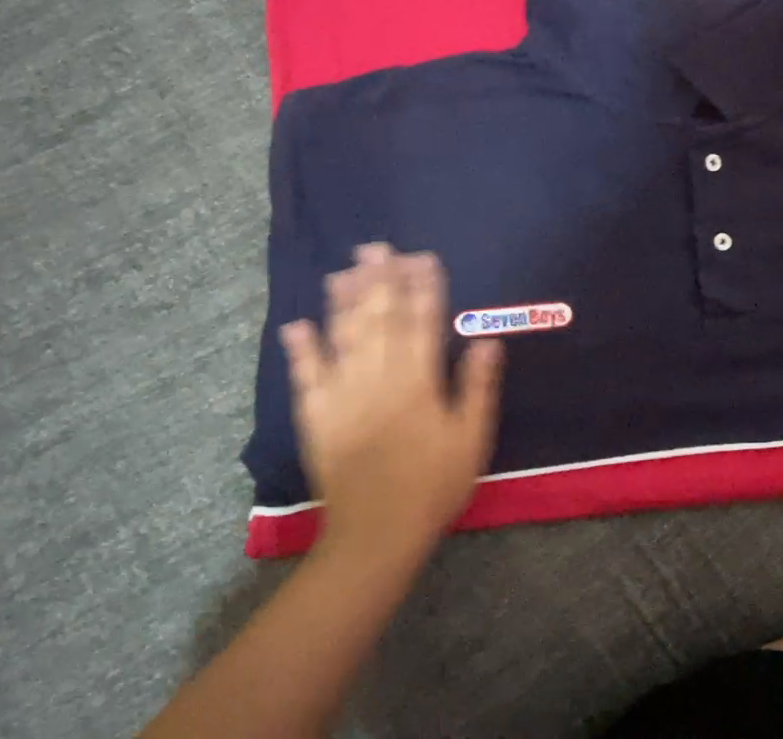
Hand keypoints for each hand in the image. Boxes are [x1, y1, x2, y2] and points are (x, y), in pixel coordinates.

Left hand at [279, 243, 503, 560]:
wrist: (376, 534)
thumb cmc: (434, 486)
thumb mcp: (471, 439)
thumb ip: (477, 388)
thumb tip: (486, 342)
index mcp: (419, 383)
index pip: (423, 324)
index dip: (425, 288)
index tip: (424, 258)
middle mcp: (379, 380)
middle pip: (380, 321)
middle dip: (380, 281)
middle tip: (376, 247)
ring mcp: (343, 397)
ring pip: (343, 339)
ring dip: (343, 303)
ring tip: (343, 271)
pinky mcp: (317, 418)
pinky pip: (306, 377)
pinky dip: (301, 350)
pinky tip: (296, 325)